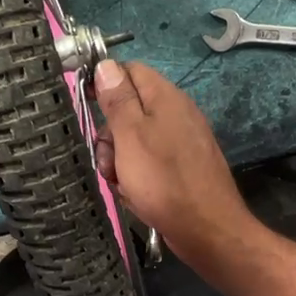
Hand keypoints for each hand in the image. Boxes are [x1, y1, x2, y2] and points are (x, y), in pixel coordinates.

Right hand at [93, 59, 255, 267]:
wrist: (207, 231)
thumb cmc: (164, 181)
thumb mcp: (131, 136)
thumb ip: (118, 100)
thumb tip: (106, 65)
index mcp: (166, 99)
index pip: (129, 71)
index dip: (105, 85)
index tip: (88, 109)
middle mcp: (177, 115)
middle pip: (129, 111)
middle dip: (110, 136)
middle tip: (108, 161)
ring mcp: (181, 144)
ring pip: (135, 142)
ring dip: (121, 163)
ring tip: (122, 184)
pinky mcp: (182, 170)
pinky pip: (149, 165)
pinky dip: (138, 179)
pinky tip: (137, 196)